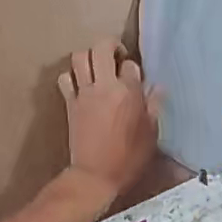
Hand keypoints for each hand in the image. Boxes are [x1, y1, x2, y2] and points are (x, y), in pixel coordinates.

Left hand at [58, 40, 157, 204]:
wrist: (94, 175)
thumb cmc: (128, 158)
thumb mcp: (150, 134)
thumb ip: (153, 107)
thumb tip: (157, 88)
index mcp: (128, 92)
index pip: (130, 65)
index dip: (133, 69)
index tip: (134, 79)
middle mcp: (104, 87)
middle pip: (101, 48)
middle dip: (109, 46)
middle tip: (116, 58)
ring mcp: (83, 93)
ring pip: (79, 57)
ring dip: (87, 57)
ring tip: (96, 68)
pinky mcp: (69, 103)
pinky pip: (65, 79)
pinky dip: (70, 76)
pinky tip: (80, 85)